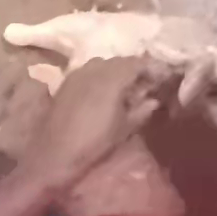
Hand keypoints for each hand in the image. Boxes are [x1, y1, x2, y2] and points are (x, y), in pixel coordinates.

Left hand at [19, 58, 166, 189]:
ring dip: (118, 70)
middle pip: (121, 61)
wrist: (54, 154)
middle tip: (147, 83)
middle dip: (136, 68)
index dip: (152, 68)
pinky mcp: (66, 82)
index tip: (163, 77)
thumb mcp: (124, 129)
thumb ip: (142, 110)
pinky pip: (89, 70)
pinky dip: (102, 74)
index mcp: (112, 79)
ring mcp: (78, 73)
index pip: (137, 63)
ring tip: (127, 86)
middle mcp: (95, 69)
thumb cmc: (94, 144)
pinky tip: (105, 90)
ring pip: (104, 63)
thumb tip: (154, 100)